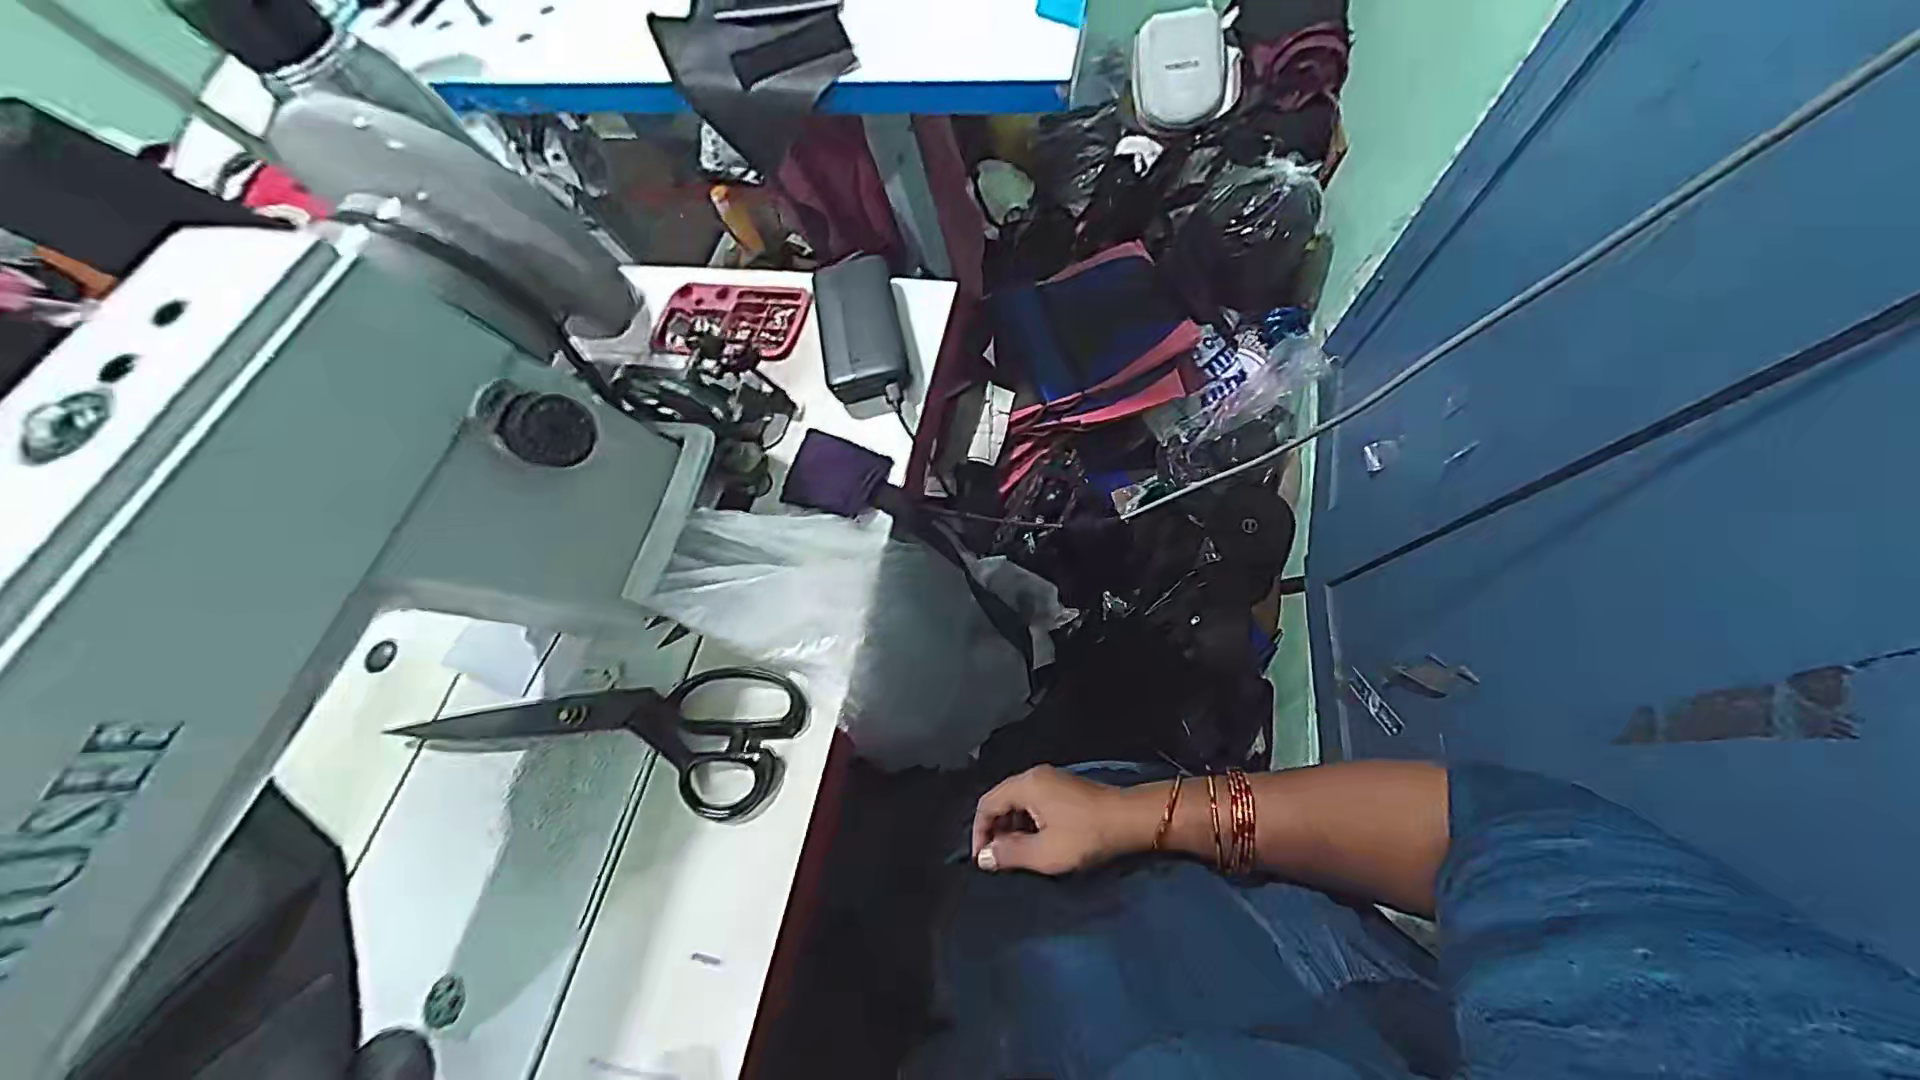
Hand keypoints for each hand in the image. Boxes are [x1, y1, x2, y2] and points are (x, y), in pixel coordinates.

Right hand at [970, 766, 1154, 875]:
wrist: (1130, 820)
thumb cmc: (1085, 835)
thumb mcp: (1045, 852)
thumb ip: (1010, 854)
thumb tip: (983, 856)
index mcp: (1026, 784)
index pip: (987, 804)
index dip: (979, 832)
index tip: (983, 859)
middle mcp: (1034, 775)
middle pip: (1001, 800)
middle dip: (995, 830)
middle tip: (998, 859)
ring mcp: (1051, 779)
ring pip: (1017, 801)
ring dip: (1011, 827)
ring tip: (1017, 854)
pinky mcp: (1063, 788)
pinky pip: (1033, 802)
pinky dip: (1027, 821)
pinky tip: (1037, 842)